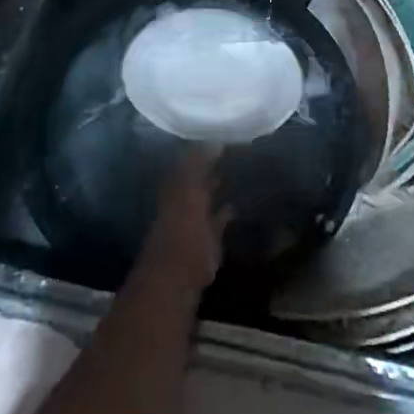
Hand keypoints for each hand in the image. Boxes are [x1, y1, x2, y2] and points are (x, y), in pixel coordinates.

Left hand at [142, 145, 231, 290]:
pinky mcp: (207, 241)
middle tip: (234, 147)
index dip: (203, 148)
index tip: (223, 134)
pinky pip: (217, 220)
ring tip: (237, 169)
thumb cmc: (181, 232)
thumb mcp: (188, 192)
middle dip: (211, 163)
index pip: (189, 161)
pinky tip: (235, 204)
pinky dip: (225, 211)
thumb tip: (212, 138)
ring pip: (207, 198)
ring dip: (217, 185)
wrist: (176, 279)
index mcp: (176, 188)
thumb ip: (197, 165)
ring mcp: (194, 222)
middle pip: (197, 177)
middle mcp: (183, 201)